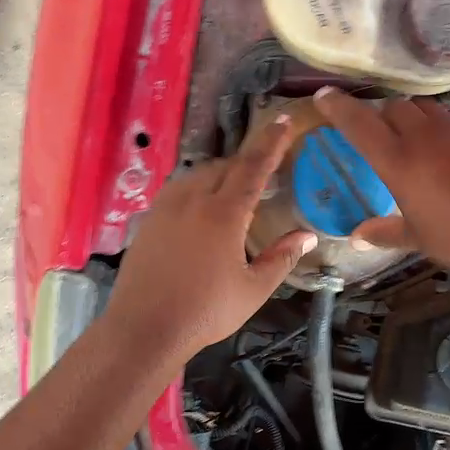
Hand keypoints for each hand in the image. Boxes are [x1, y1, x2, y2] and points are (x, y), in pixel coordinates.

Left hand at [101, 115, 316, 356]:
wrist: (144, 329)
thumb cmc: (206, 312)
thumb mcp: (253, 290)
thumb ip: (280, 258)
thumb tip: (305, 236)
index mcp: (223, 213)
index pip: (253, 167)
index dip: (271, 143)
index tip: (284, 120)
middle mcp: (192, 201)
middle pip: (223, 167)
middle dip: (245, 163)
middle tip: (263, 171)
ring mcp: (164, 209)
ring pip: (197, 176)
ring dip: (219, 175)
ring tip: (233, 191)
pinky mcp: (147, 222)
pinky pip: (177, 192)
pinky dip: (196, 190)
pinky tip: (200, 210)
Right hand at [313, 86, 449, 273]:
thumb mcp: (422, 241)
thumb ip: (388, 233)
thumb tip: (357, 236)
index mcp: (400, 161)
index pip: (360, 123)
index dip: (338, 107)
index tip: (324, 96)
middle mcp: (426, 136)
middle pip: (395, 107)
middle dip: (382, 114)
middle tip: (378, 131)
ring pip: (429, 109)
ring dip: (416, 118)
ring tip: (417, 140)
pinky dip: (449, 134)